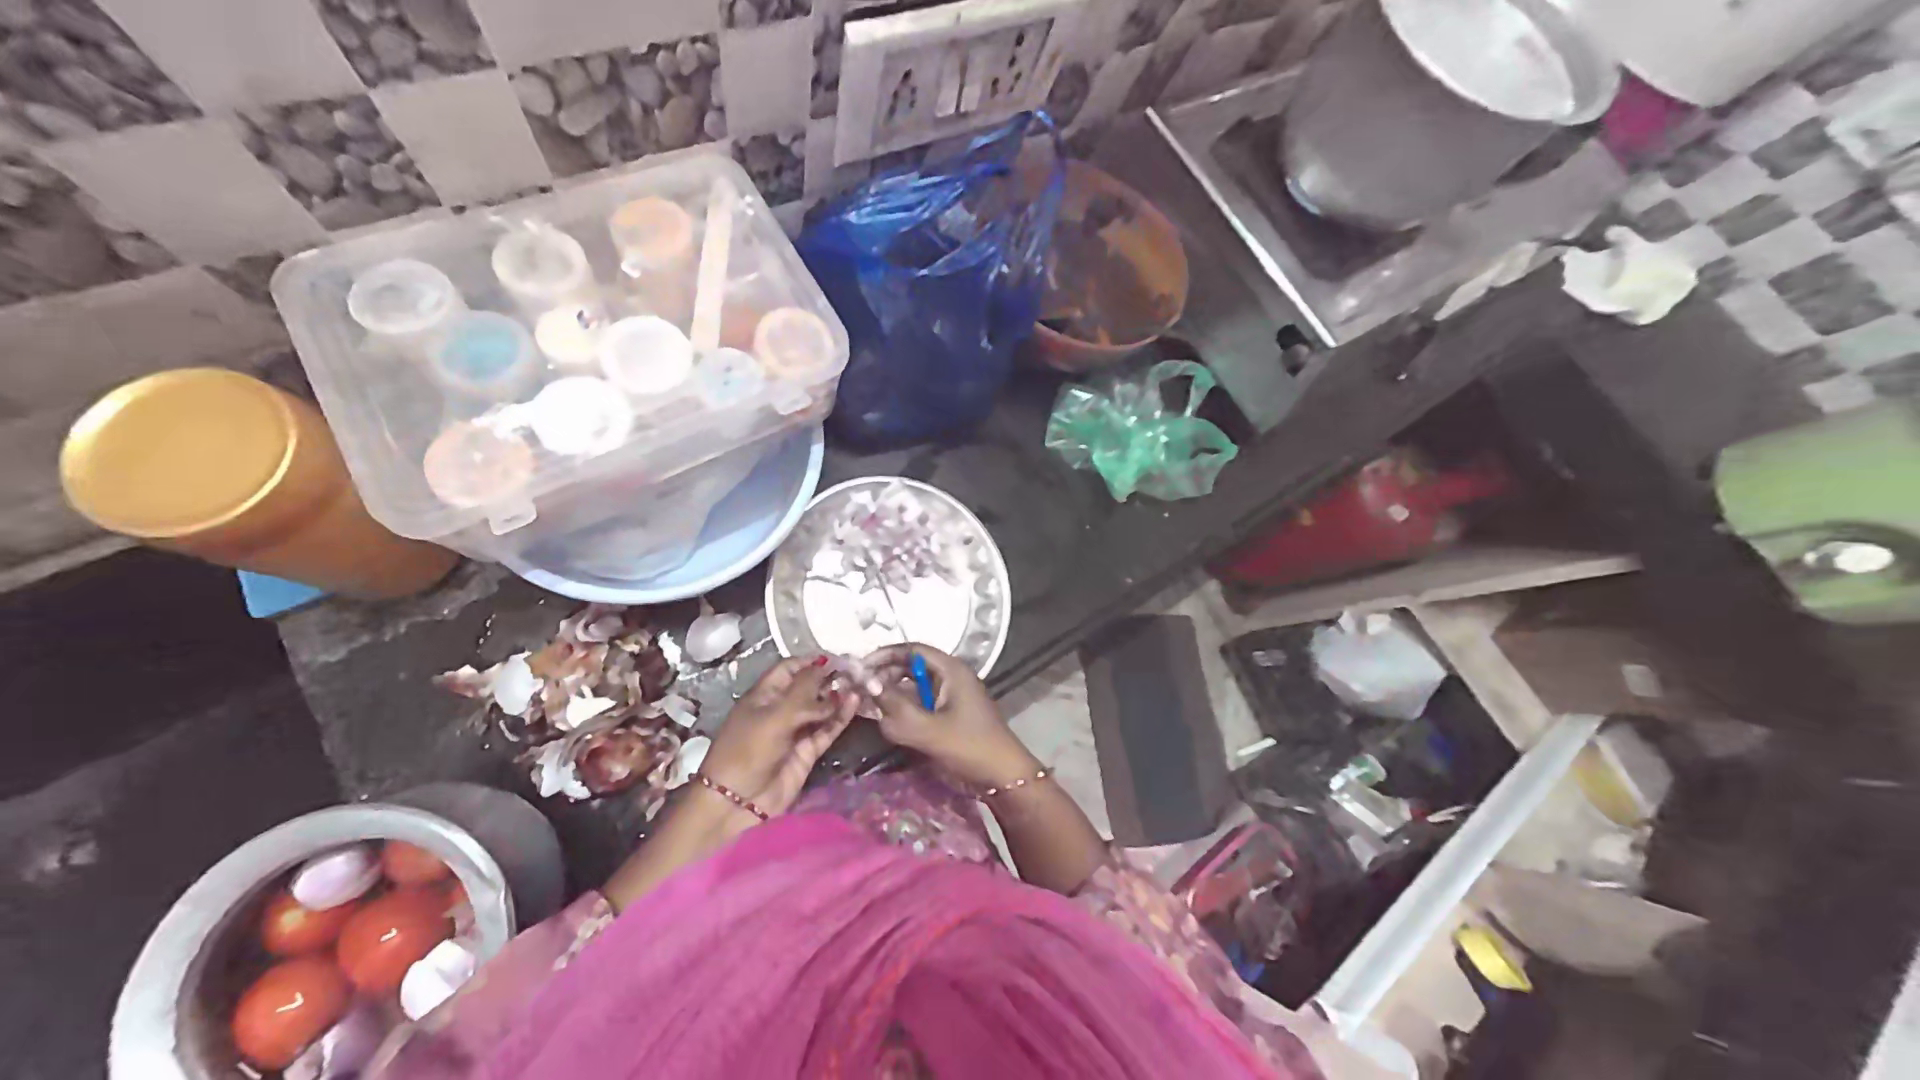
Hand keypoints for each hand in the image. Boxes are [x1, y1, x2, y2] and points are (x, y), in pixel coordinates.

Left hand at [700, 656, 856, 816]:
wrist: (738, 802)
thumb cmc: (748, 750)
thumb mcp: (775, 715)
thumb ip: (804, 691)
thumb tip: (826, 667)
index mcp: (763, 695)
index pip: (789, 669)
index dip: (810, 661)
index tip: (836, 656)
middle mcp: (780, 710)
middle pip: (808, 687)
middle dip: (829, 678)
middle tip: (856, 669)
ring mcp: (795, 731)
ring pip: (821, 708)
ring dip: (838, 696)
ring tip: (860, 684)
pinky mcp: (808, 751)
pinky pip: (827, 728)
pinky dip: (840, 716)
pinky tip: (853, 702)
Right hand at [865, 644, 1037, 788]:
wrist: (1002, 779)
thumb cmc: (970, 748)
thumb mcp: (928, 729)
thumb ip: (895, 707)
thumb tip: (866, 685)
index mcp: (951, 670)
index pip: (912, 650)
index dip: (885, 655)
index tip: (861, 668)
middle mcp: (950, 678)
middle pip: (910, 667)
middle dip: (885, 677)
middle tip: (861, 691)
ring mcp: (949, 697)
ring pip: (912, 688)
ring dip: (892, 696)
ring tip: (869, 708)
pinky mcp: (947, 716)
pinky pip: (919, 706)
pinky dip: (902, 711)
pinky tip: (887, 723)